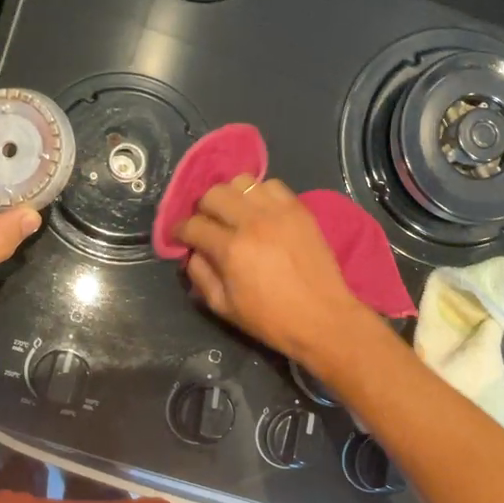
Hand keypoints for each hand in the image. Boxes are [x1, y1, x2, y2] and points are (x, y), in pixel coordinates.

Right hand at [174, 174, 379, 367]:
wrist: (323, 318)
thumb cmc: (271, 320)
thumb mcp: (224, 307)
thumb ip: (200, 276)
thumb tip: (192, 253)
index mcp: (231, 249)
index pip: (193, 225)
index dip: (180, 231)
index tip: (180, 237)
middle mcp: (252, 222)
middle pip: (213, 194)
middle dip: (202, 209)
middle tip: (207, 225)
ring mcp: (279, 212)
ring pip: (241, 182)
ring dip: (231, 196)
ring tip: (234, 214)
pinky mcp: (299, 210)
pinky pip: (272, 185)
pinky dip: (259, 194)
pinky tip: (260, 212)